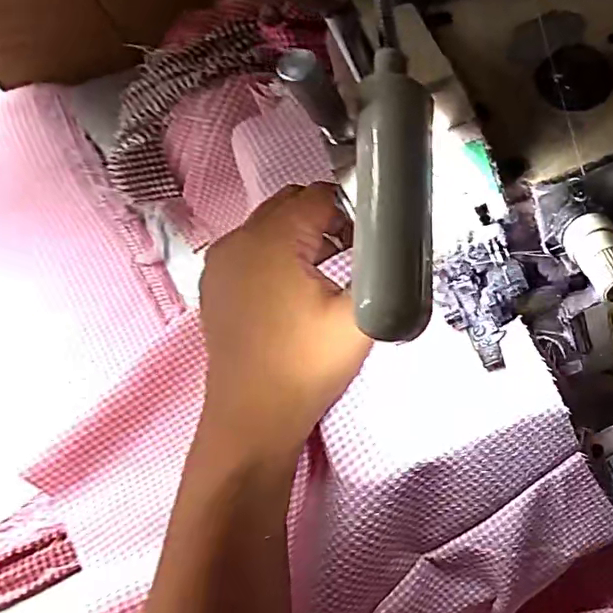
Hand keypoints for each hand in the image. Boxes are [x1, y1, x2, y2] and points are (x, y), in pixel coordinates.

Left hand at [198, 183, 371, 447]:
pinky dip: (280, 255)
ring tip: (334, 271)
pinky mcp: (216, 285)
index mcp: (272, 240)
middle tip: (358, 253)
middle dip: (329, 217)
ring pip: (270, 225)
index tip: (373, 241)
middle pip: (291, 203)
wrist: (255, 417)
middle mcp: (237, 241)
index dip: (354, 209)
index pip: (319, 196)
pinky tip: (300, 290)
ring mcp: (220, 263)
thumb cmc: (307, 365)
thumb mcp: (361, 317)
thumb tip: (397, 248)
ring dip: (304, 235)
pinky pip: (253, 249)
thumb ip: (383, 271)